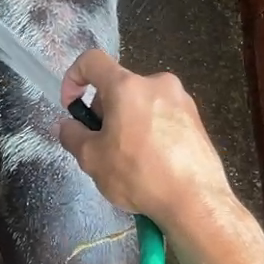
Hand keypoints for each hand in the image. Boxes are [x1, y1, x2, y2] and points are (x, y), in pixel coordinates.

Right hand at [56, 50, 236, 232]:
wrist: (196, 202)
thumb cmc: (139, 174)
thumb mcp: (92, 159)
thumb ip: (72, 135)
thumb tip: (66, 126)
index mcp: (127, 87)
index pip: (92, 61)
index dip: (73, 78)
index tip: (71, 107)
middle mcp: (157, 84)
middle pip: (118, 86)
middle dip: (103, 111)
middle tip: (100, 144)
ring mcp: (181, 100)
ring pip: (140, 102)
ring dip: (125, 122)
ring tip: (126, 158)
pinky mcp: (196, 119)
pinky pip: (161, 117)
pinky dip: (148, 132)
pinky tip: (150, 163)